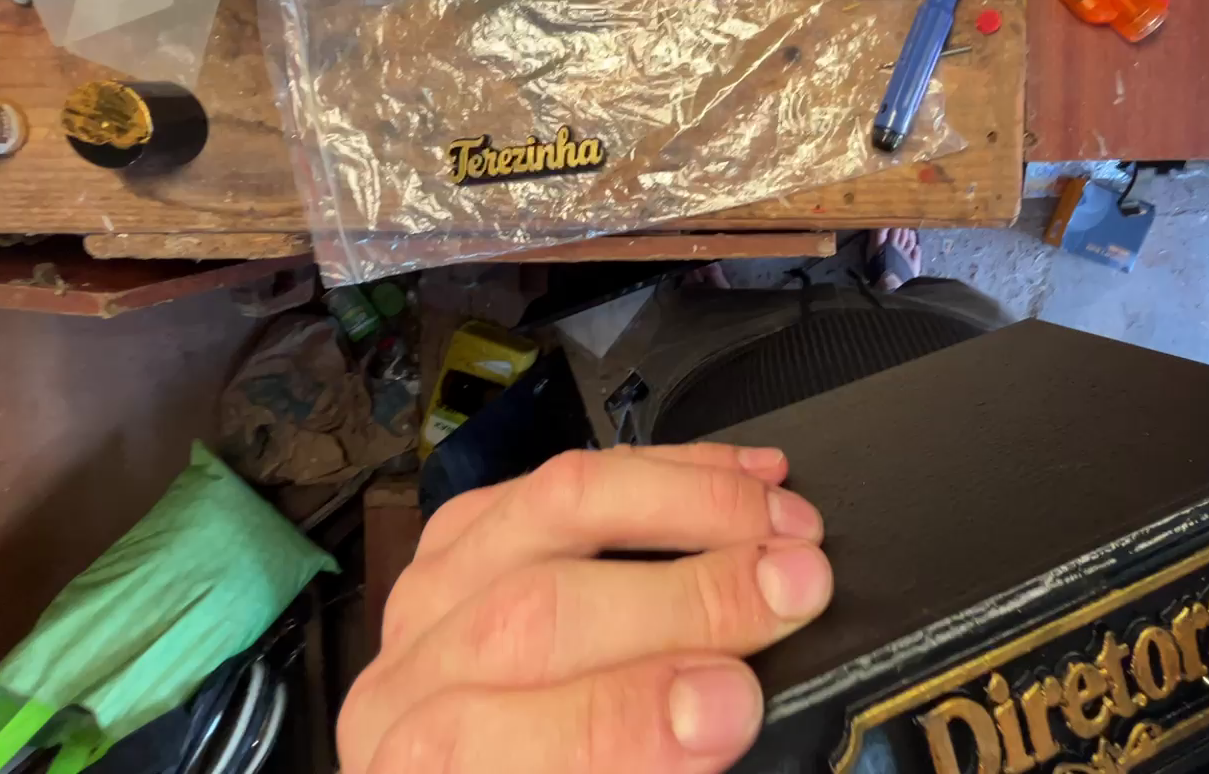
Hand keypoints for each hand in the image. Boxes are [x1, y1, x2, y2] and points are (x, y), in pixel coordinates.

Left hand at [338, 444, 832, 773]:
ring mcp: (443, 578)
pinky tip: (751, 472)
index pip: (496, 741)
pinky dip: (680, 465)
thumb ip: (649, 761)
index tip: (736, 702)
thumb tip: (729, 699)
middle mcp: (412, 671)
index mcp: (421, 769)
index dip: (628, 718)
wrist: (486, 764)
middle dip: (690, 595)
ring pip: (561, 502)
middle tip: (796, 584)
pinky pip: (582, 467)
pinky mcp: (482, 517)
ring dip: (694, 502)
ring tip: (787, 517)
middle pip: (539, 610)